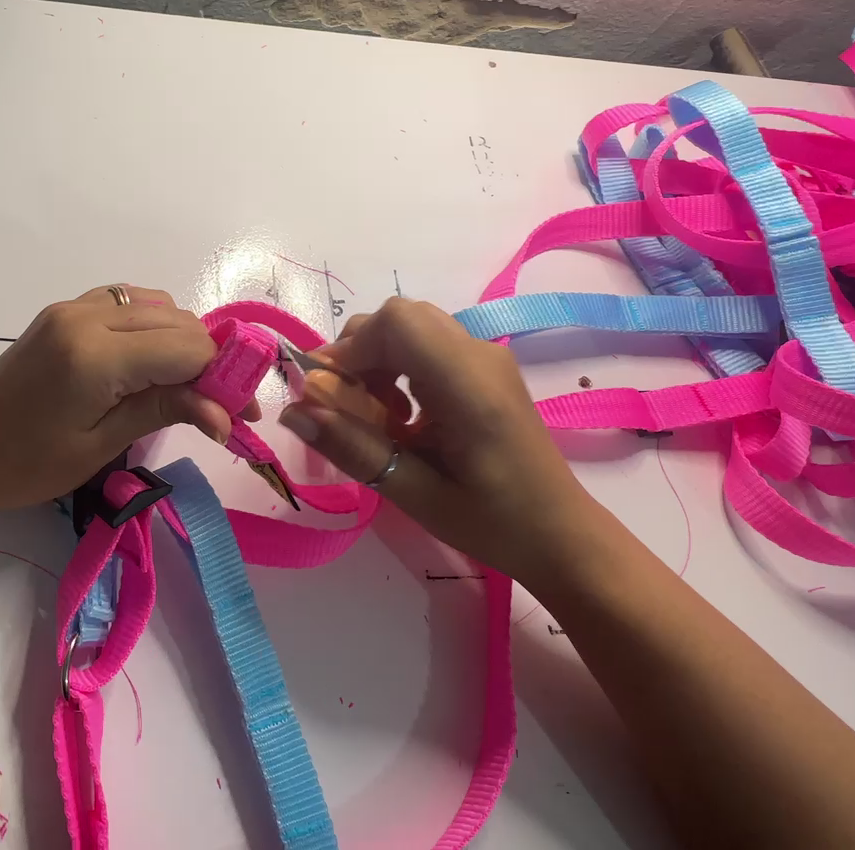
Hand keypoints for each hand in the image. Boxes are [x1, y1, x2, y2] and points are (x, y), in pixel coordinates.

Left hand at [0, 285, 249, 518]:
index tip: (238, 414)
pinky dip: (151, 325)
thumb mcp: (102, 444)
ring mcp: (73, 306)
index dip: (222, 376)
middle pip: (177, 320)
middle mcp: (87, 316)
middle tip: (217, 406)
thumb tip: (226, 414)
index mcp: (95, 355)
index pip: (186, 345)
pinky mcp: (65, 310)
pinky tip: (150, 361)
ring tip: (184, 385)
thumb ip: (166, 411)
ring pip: (156, 304)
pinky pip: (126, 302)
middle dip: (207, 360)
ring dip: (180, 340)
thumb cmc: (29, 463)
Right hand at [275, 297, 597, 581]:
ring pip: (409, 328)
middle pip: (399, 318)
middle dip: (358, 353)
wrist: (561, 535)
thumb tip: (293, 412)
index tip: (326, 394)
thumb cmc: (492, 523)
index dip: (350, 347)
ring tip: (375, 416)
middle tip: (345, 406)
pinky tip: (401, 416)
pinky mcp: (484, 368)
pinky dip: (397, 366)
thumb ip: (353, 448)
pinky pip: (426, 344)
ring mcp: (486, 358)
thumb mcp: (414, 494)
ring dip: (376, 360)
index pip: (397, 322)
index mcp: (469, 386)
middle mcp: (480, 356)